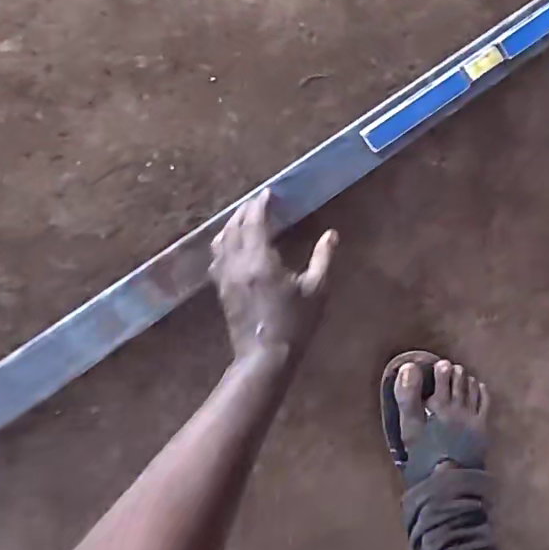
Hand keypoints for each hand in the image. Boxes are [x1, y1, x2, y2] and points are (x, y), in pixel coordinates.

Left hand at [208, 190, 336, 364]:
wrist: (265, 356)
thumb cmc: (295, 323)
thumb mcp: (317, 289)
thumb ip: (323, 258)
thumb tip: (331, 234)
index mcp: (260, 261)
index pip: (255, 223)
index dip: (261, 206)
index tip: (269, 193)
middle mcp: (238, 264)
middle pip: (235, 228)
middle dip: (245, 211)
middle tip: (258, 201)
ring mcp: (225, 277)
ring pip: (222, 241)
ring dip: (232, 224)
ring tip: (244, 216)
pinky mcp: (221, 289)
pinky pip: (217, 257)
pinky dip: (224, 242)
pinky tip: (230, 244)